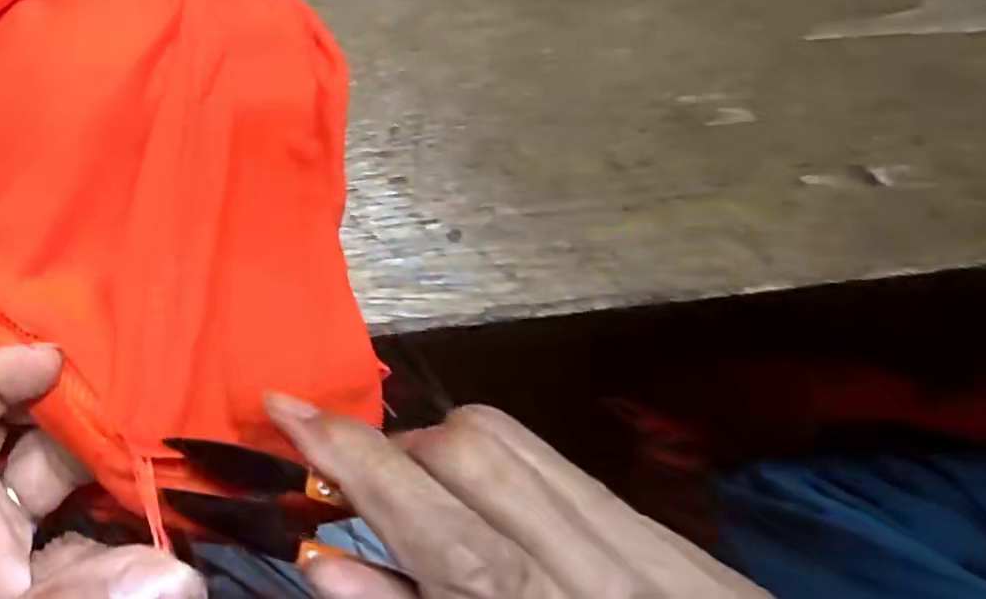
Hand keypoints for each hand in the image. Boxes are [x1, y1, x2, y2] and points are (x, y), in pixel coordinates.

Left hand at [0, 343, 203, 598]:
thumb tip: (178, 576)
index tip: (54, 358)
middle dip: (55, 408)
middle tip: (113, 386)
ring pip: (43, 482)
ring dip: (94, 466)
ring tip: (145, 442)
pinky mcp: (20, 586)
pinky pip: (71, 549)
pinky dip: (113, 546)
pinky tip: (158, 546)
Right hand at [264, 397, 767, 597]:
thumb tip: (323, 567)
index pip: (448, 537)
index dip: (353, 459)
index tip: (281, 406)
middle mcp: (635, 598)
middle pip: (479, 454)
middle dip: (397, 450)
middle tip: (366, 485)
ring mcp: (684, 575)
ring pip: (518, 440)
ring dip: (440, 447)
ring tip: (421, 491)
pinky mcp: (704, 562)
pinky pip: (565, 467)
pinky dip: (498, 467)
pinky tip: (492, 511)